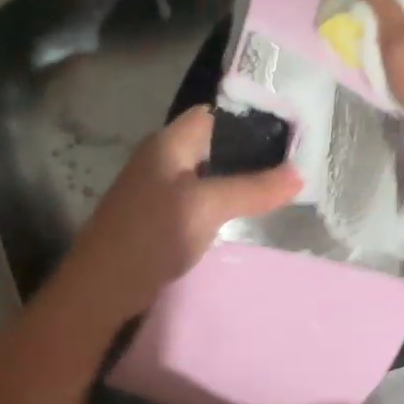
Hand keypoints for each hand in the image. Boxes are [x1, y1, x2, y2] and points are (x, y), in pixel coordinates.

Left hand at [54, 107, 302, 322]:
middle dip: (249, 152)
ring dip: (236, 180)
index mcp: (168, 143)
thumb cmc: (152, 235)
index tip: (289, 131)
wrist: (102, 288)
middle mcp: (161, 159)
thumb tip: (300, 173)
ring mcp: (156, 190)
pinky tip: (243, 216)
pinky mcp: (158, 219)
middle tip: (293, 162)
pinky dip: (220, 203)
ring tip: (278, 188)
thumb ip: (252, 189)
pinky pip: (196, 200)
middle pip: (211, 144)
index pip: (213, 114)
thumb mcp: (207, 207)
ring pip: (205, 174)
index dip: (249, 117)